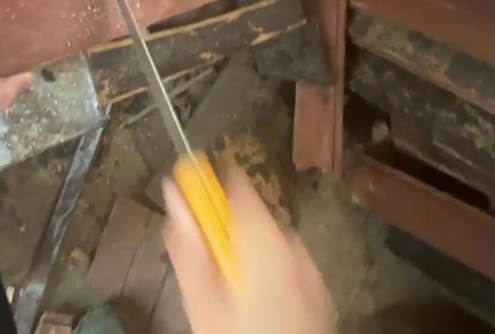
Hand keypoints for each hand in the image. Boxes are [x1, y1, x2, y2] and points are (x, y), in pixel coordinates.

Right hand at [164, 170, 333, 333]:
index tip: (191, 201)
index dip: (212, 187)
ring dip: (248, 256)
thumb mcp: (203, 304)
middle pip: (253, 217)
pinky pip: (289, 269)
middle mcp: (294, 245)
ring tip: (230, 298)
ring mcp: (313, 273)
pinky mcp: (322, 299)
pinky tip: (257, 310)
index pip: (237, 185)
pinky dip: (271, 276)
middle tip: (207, 270)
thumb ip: (188, 244)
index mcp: (265, 238)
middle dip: (227, 233)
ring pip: (271, 245)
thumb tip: (173, 193)